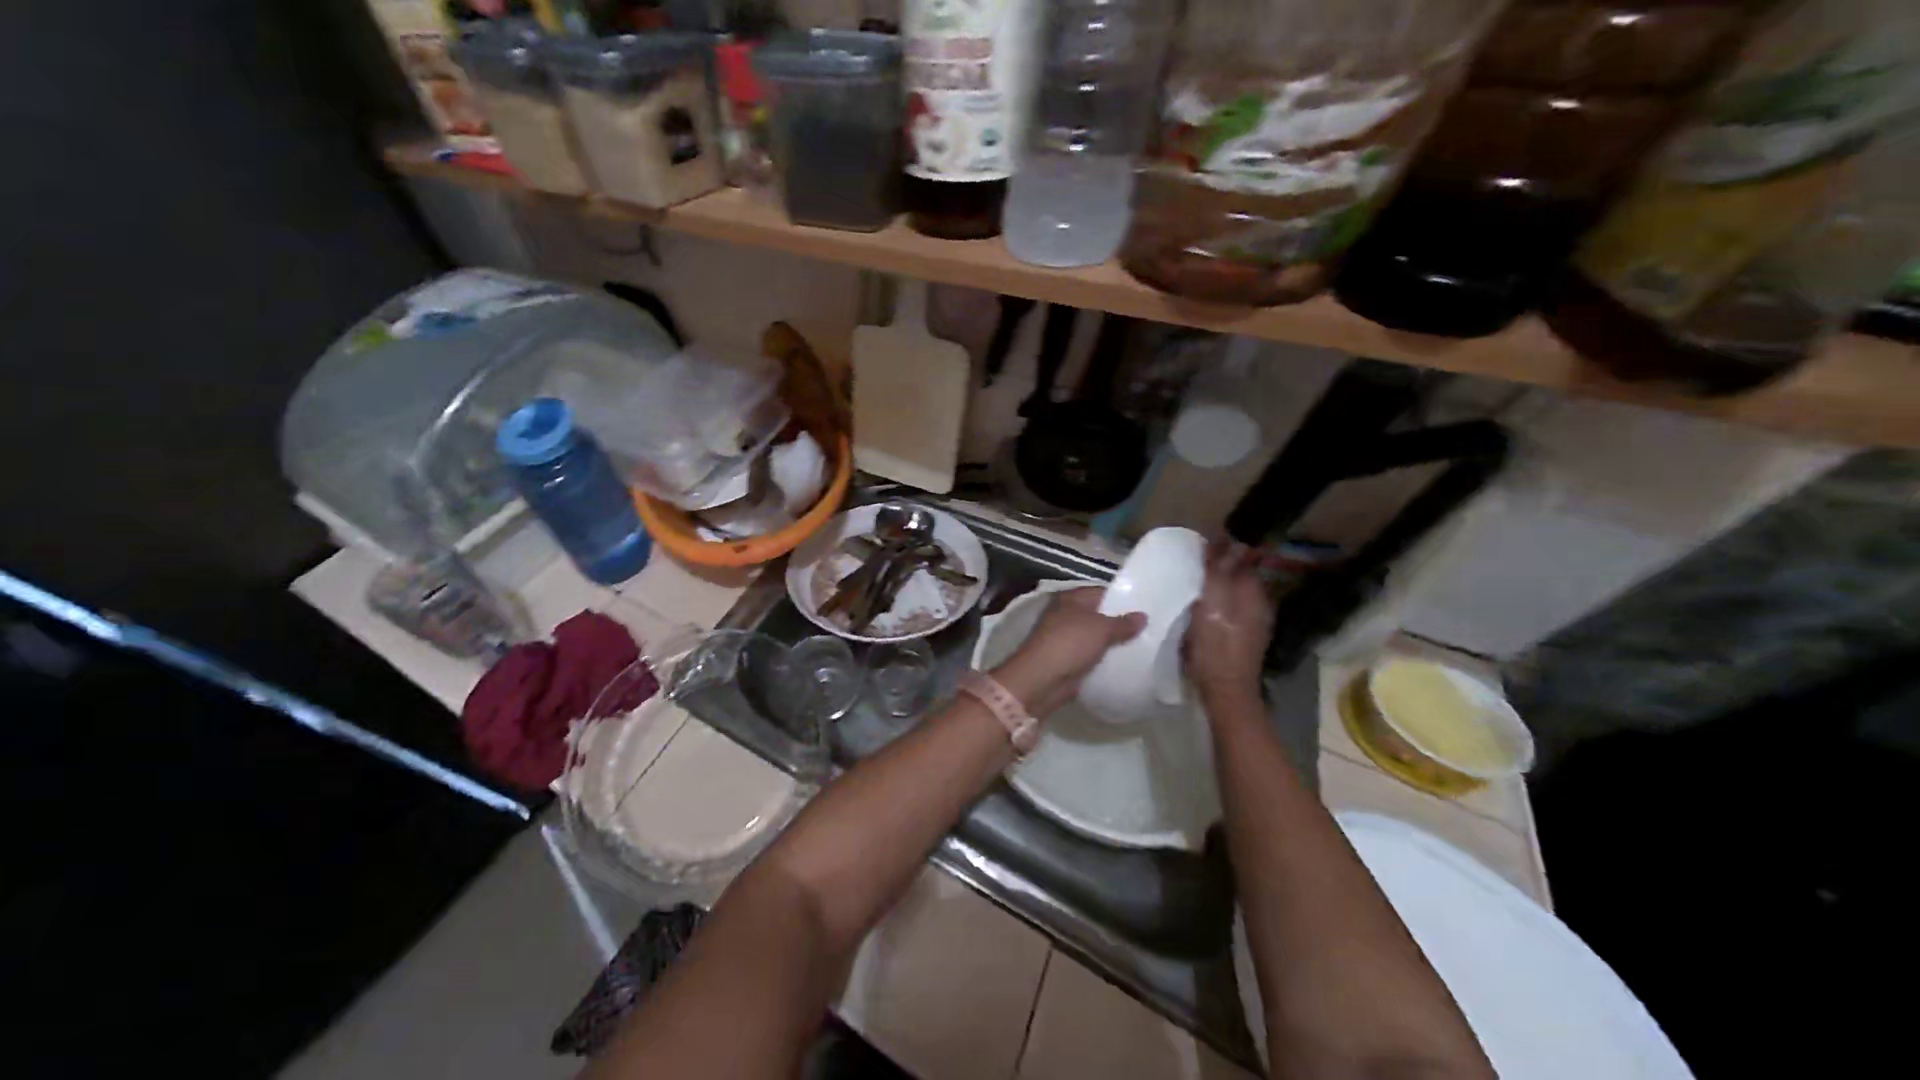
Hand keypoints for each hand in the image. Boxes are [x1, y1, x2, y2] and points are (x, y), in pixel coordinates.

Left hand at [994, 587, 1144, 716]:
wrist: (1041, 680)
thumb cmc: (1069, 644)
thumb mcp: (1101, 629)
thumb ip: (1123, 623)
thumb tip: (1143, 615)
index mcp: (1071, 599)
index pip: (1101, 592)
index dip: (1123, 597)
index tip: (1147, 605)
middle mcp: (1067, 615)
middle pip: (1099, 615)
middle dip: (1121, 621)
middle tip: (1150, 627)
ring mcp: (1066, 638)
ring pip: (1097, 636)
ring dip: (1114, 641)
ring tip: (1144, 644)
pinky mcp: (1069, 660)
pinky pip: (1093, 655)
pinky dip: (1106, 658)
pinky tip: (1127, 662)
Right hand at [1185, 540, 1274, 700]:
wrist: (1227, 691)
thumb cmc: (1215, 647)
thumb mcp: (1211, 604)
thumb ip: (1218, 571)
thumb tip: (1225, 539)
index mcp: (1253, 591)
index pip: (1242, 557)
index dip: (1223, 549)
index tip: (1201, 547)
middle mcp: (1260, 602)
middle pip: (1240, 575)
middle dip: (1222, 567)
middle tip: (1194, 565)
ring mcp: (1256, 622)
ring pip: (1237, 593)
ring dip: (1220, 586)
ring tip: (1195, 586)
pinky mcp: (1247, 637)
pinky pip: (1234, 609)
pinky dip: (1221, 604)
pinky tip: (1204, 610)